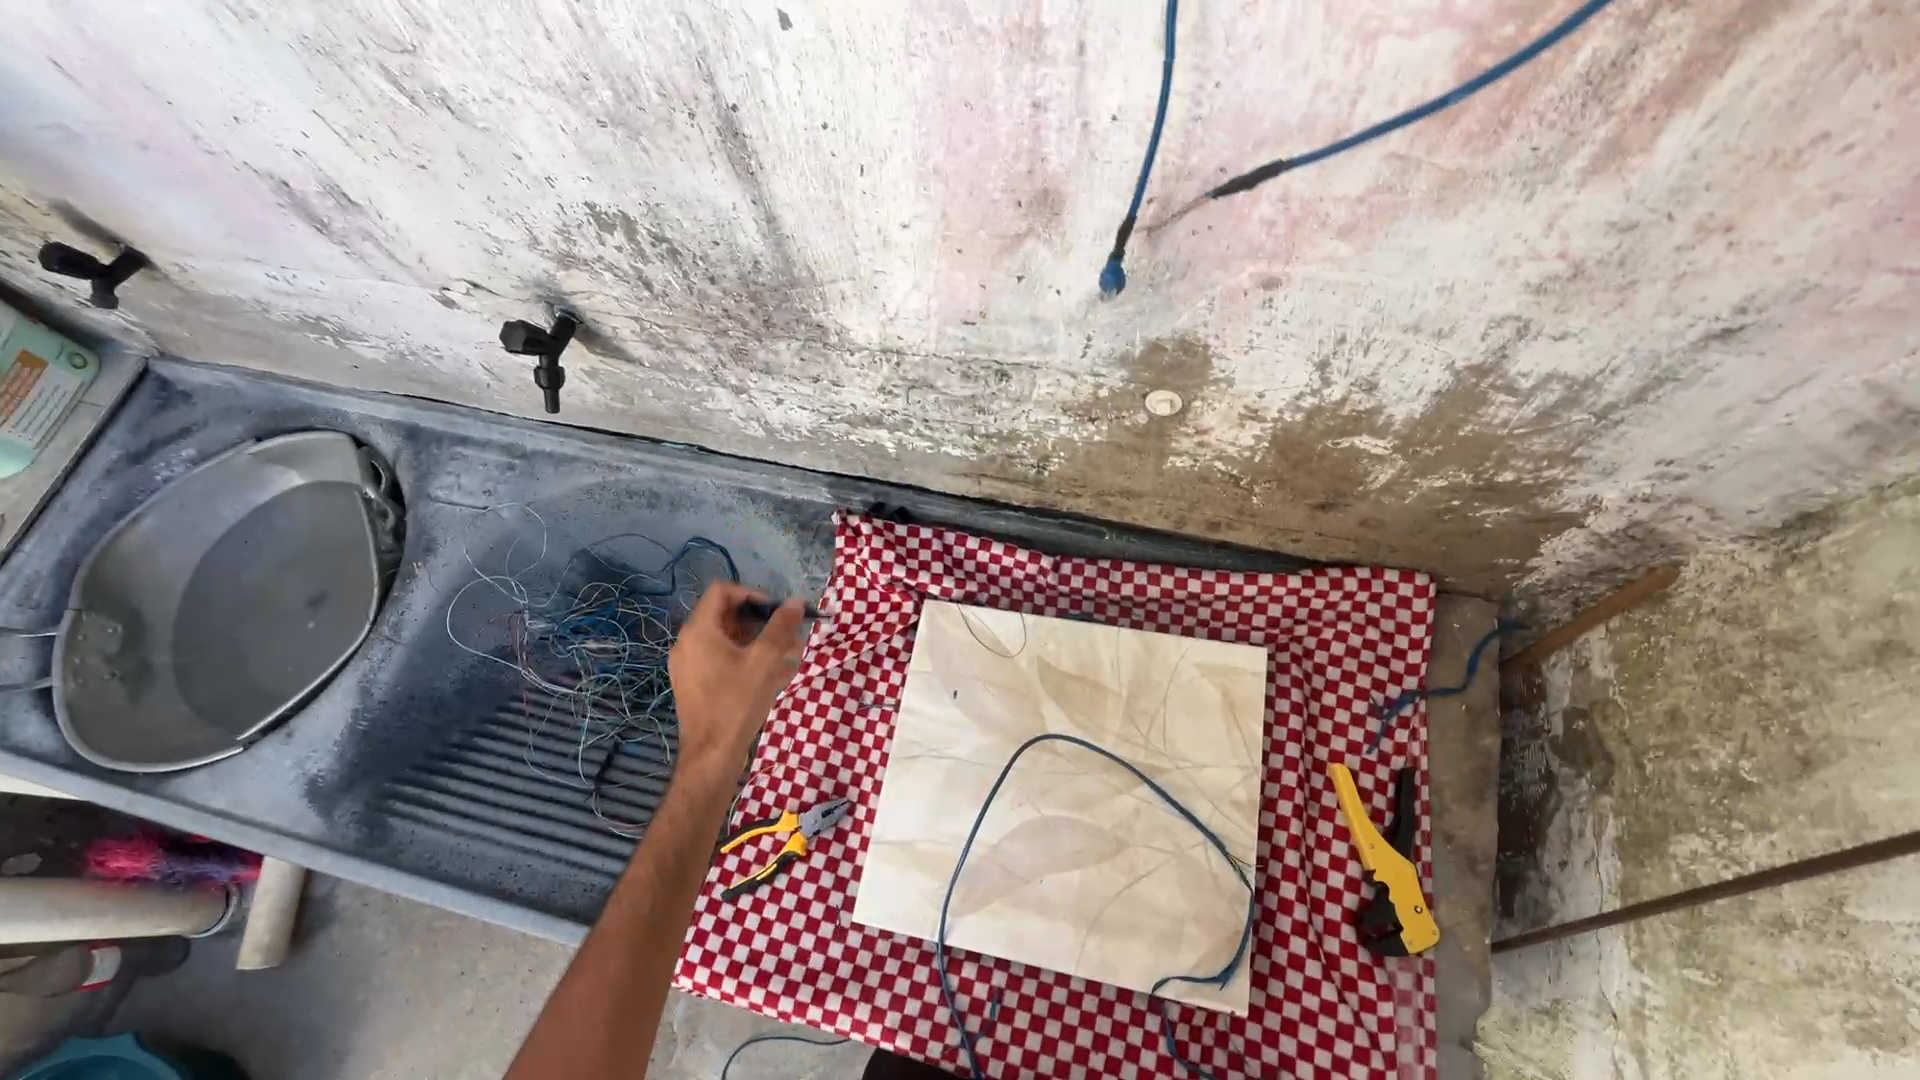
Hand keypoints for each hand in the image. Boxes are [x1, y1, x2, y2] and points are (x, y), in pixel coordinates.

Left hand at [668, 582, 806, 774]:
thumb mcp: (764, 661)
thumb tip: (796, 603)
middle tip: (792, 634)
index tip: (778, 611)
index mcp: (699, 631)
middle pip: (729, 617)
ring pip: (731, 643)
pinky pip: (726, 663)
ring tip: (794, 655)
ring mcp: (692, 667)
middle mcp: (689, 644)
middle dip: (764, 623)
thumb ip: (781, 627)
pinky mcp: (699, 686)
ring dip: (763, 644)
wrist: (712, 756)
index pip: (723, 592)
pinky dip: (751, 662)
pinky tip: (780, 675)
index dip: (753, 594)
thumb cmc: (736, 703)